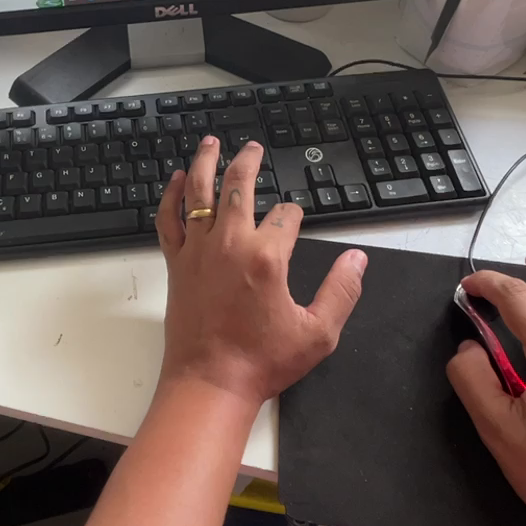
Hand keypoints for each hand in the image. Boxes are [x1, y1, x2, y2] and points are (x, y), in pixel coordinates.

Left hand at [154, 136, 365, 403]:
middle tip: (254, 147)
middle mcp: (230, 244)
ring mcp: (198, 250)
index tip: (295, 221)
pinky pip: (169, 219)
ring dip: (206, 163)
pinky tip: (178, 179)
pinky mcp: (176, 262)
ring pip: (199, 193)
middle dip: (249, 162)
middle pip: (238, 187)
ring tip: (211, 142)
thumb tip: (357, 259)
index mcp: (268, 258)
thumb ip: (342, 291)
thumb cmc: (262, 362)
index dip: (295, 216)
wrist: (210, 383)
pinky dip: (171, 196)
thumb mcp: (318, 333)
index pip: (286, 217)